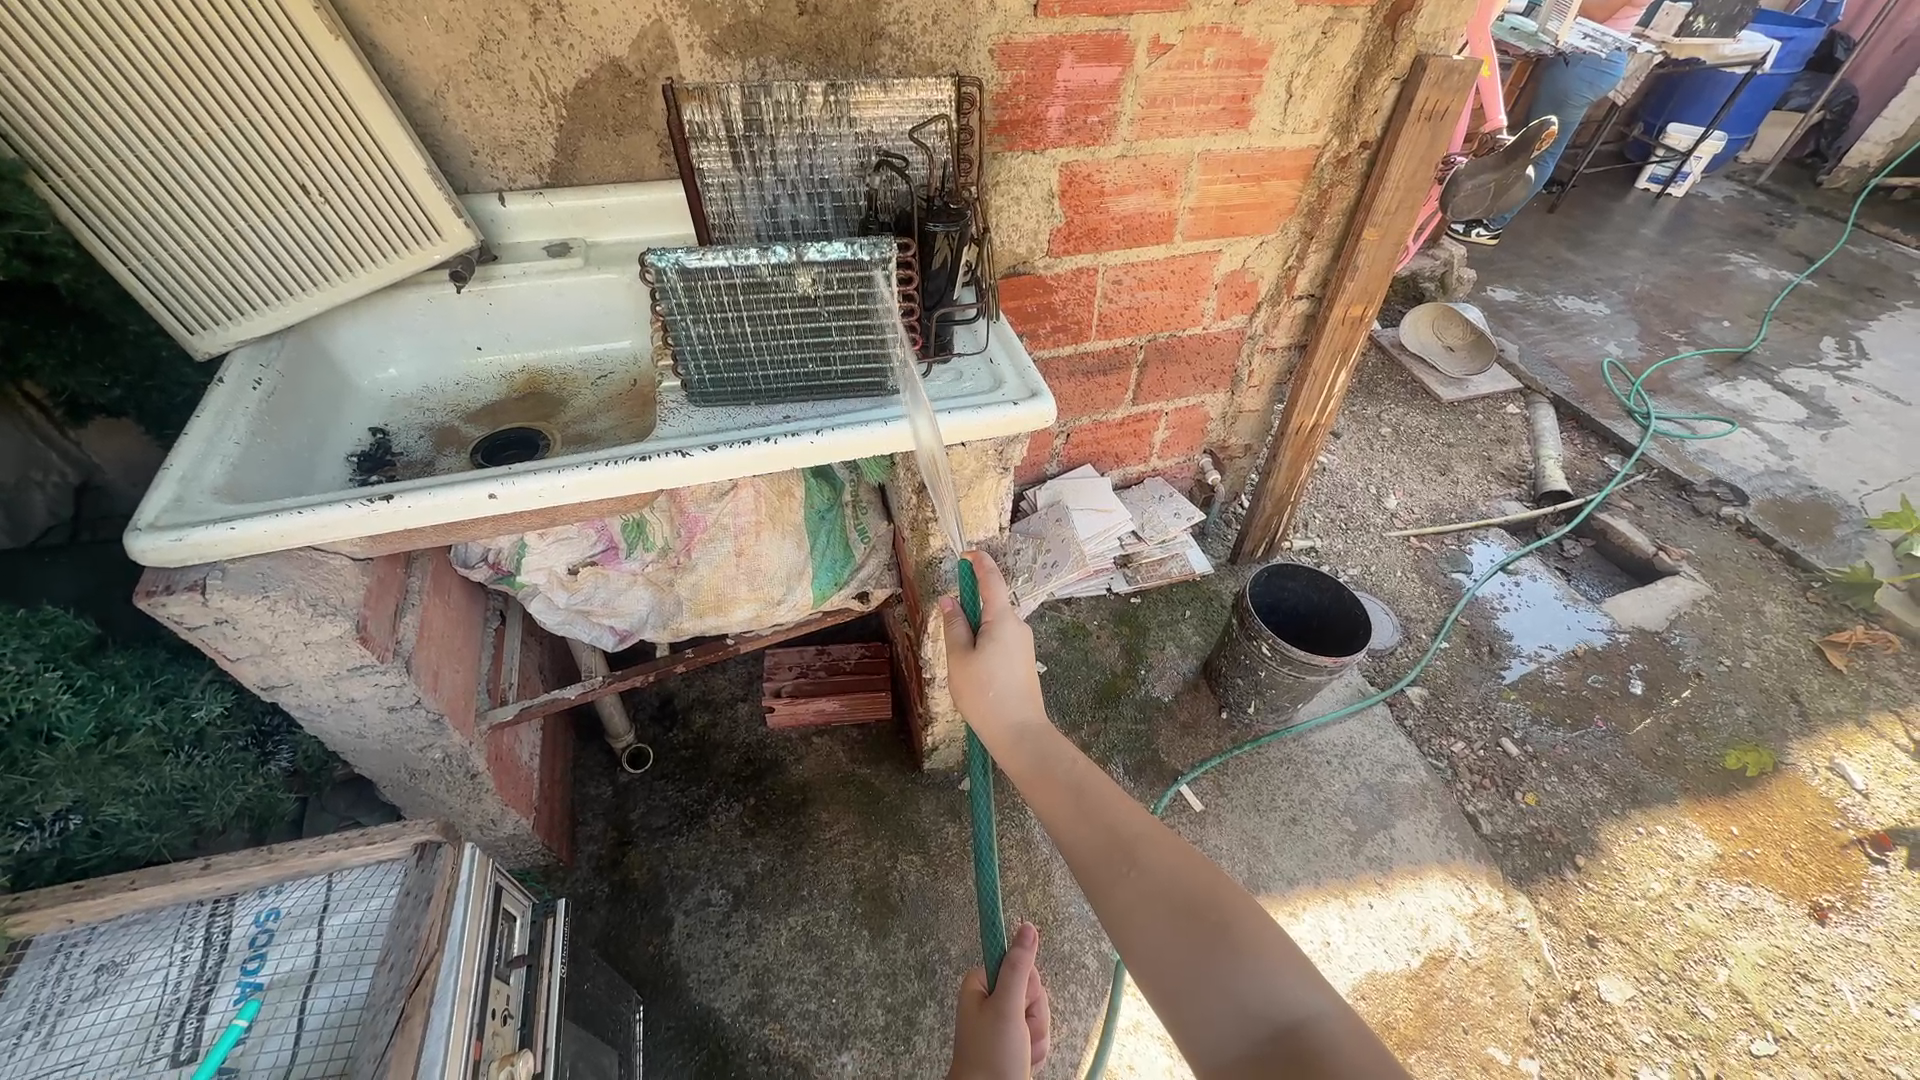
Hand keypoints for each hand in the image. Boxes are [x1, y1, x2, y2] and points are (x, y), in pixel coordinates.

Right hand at [940, 552, 1048, 744]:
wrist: (1019, 732)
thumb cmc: (985, 693)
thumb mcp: (959, 658)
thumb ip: (954, 625)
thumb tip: (949, 599)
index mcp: (1002, 619)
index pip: (991, 579)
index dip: (979, 563)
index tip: (966, 554)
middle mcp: (1018, 626)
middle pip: (991, 605)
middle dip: (969, 611)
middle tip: (951, 638)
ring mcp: (1023, 644)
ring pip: (994, 626)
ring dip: (975, 633)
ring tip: (962, 667)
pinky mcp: (1023, 660)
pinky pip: (1000, 641)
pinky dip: (984, 645)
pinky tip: (975, 674)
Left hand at [949, 921, 1049, 1079]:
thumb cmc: (990, 1058)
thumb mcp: (1007, 1008)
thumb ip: (1019, 966)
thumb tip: (1027, 927)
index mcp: (982, 982)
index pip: (1020, 965)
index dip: (1026, 987)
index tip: (1019, 1003)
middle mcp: (992, 997)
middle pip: (1032, 990)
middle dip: (1033, 1016)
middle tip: (1019, 1033)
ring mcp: (1003, 1020)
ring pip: (1038, 1014)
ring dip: (1036, 1036)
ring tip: (1020, 1052)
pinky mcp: (1013, 1039)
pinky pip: (1038, 1034)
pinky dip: (1035, 1050)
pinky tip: (1024, 1061)